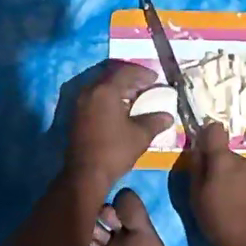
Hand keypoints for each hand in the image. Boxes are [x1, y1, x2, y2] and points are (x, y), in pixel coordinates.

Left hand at [65, 61, 174, 191]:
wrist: (86, 174)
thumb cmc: (114, 151)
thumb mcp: (140, 135)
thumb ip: (155, 121)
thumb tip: (168, 117)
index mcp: (105, 91)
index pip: (125, 71)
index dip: (143, 73)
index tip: (156, 78)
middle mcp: (89, 91)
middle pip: (111, 76)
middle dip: (131, 79)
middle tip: (147, 86)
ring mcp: (80, 103)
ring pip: (102, 87)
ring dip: (119, 89)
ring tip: (136, 98)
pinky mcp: (76, 116)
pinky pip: (95, 98)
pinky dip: (109, 98)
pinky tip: (121, 110)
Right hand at [183, 122, 245, 245]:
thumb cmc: (218, 219)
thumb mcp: (196, 195)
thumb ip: (195, 168)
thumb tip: (196, 149)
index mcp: (223, 159)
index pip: (215, 129)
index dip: (205, 134)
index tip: (198, 150)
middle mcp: (241, 160)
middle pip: (223, 152)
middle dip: (213, 162)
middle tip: (203, 186)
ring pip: (233, 166)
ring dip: (225, 176)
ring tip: (218, 200)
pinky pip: (243, 178)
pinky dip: (236, 186)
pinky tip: (233, 205)